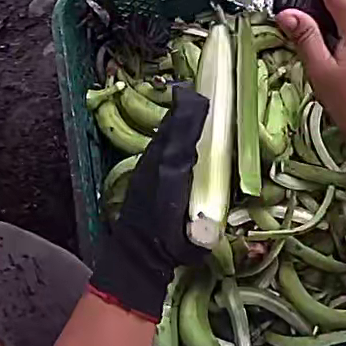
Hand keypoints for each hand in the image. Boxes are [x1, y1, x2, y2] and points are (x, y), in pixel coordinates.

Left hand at [89, 84, 209, 320]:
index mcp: (170, 175)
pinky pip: (161, 142)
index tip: (202, 97)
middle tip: (201, 92)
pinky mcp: (144, 170)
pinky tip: (182, 132)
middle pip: (172, 127)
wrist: (135, 254)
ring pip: (164, 133)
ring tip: (194, 105)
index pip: (182, 137)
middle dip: (186, 109)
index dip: (191, 115)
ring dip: (178, 119)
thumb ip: (202, 235)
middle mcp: (157, 164)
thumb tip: (210, 231)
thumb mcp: (190, 244)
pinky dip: (172, 132)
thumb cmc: (168, 248)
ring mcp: (147, 165)